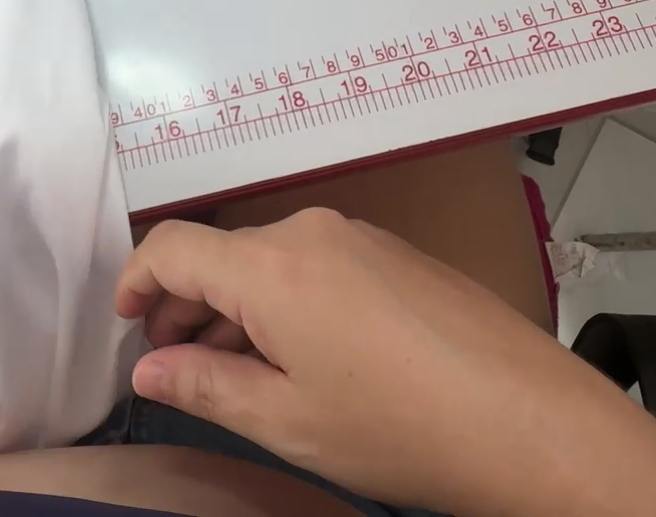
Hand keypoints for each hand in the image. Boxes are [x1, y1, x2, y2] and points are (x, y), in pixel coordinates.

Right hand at [117, 209, 655, 516]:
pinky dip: (282, 299)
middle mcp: (307, 231)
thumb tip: (148, 367)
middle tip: (174, 360)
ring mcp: (355, 236)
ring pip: (267, 259)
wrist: (531, 419)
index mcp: (269, 263)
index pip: (174, 246)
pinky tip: (297, 351)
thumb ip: (203, 385)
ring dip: (235, 305)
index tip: (123, 319)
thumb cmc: (397, 425)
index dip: (136, 277)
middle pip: (221, 253)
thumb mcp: (285, 418)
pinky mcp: (391, 251)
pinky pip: (312, 262)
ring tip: (232, 367)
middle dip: (185, 303)